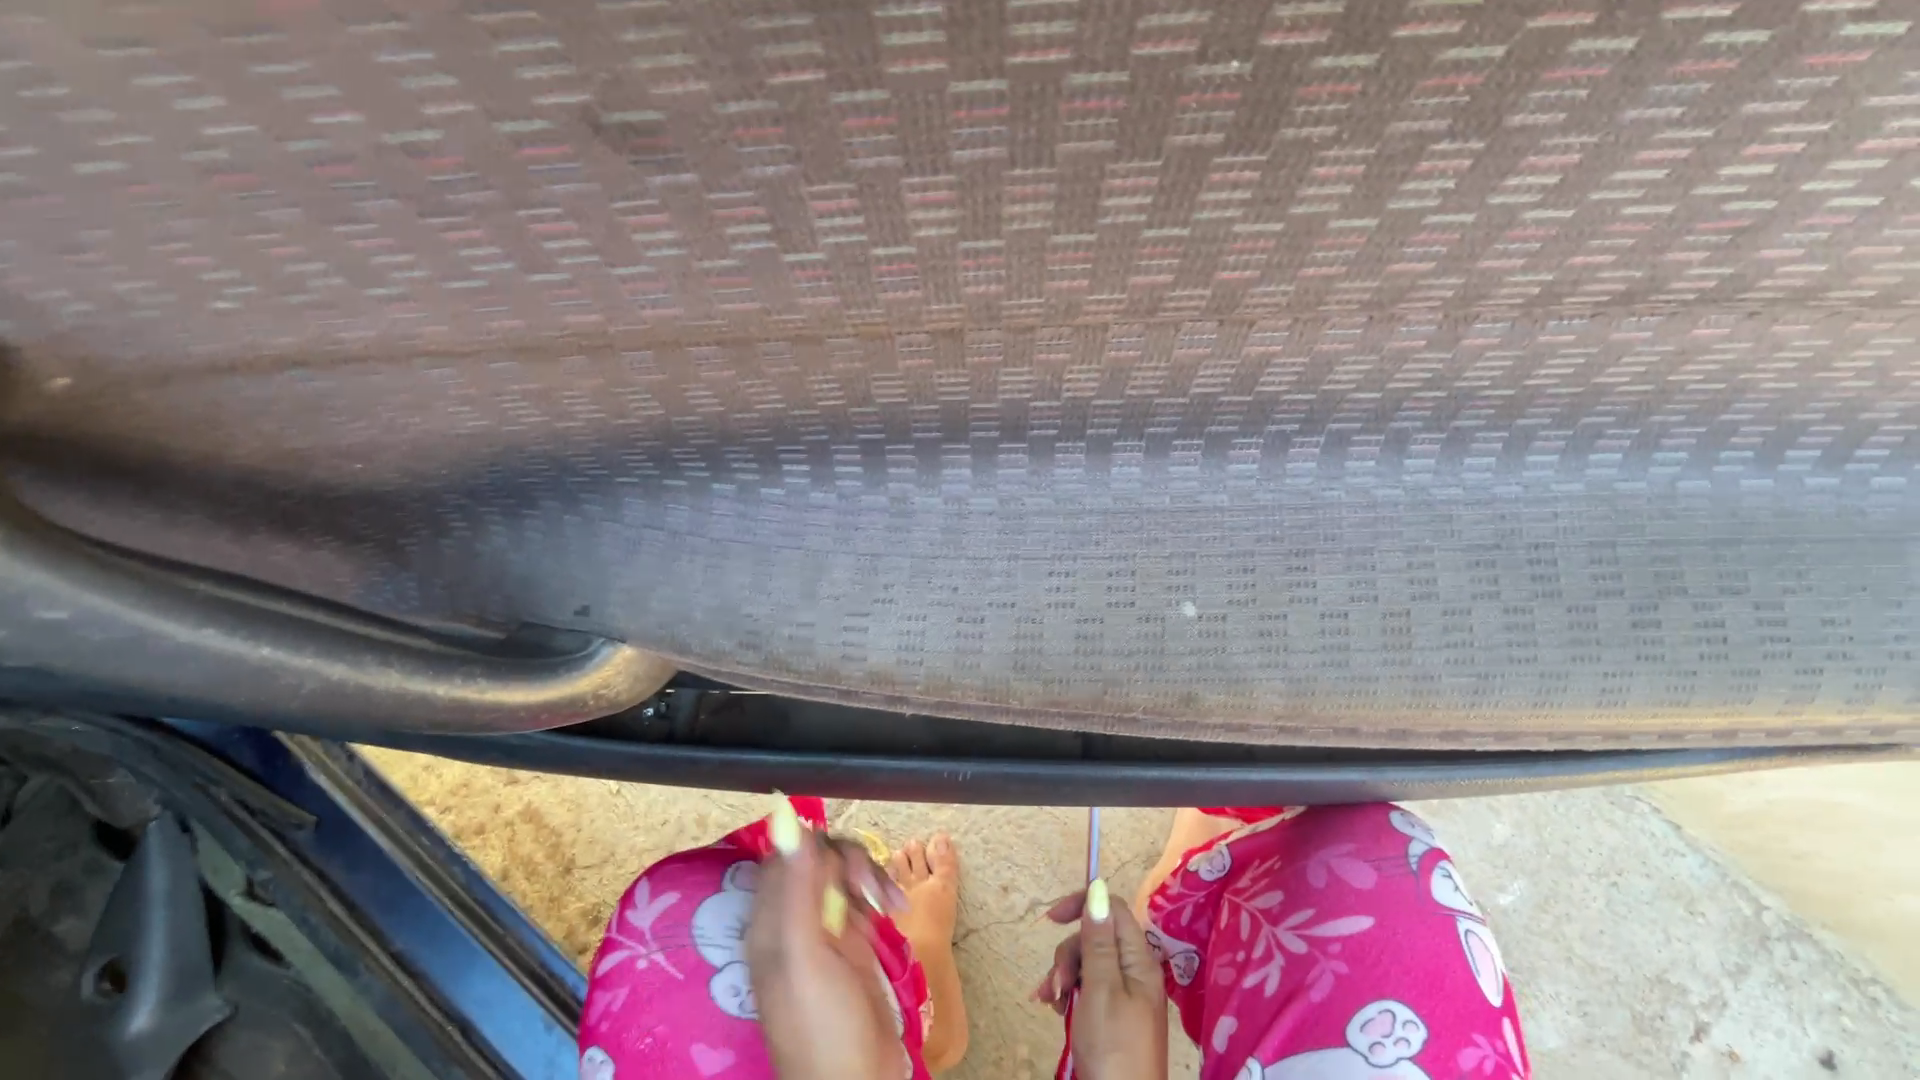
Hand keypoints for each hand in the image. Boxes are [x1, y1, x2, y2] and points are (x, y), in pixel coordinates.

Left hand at [748, 803, 909, 1079]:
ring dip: (870, 876)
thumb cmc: (824, 1029)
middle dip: (849, 861)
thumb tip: (791, 829)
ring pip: (843, 876)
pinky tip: (896, 909)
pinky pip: (863, 900)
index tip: (842, 861)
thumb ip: (797, 893)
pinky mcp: (853, 944)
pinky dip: (881, 895)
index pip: (785, 858)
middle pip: (818, 861)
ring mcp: (825, 932)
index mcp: (771, 924)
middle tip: (871, 888)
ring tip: (891, 901)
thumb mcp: (805, 959)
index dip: (814, 848)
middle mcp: (794, 922)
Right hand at [1034, 880, 1168, 1079]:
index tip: (1051, 919)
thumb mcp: (1100, 989)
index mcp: (1139, 961)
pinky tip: (1055, 1009)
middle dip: (1068, 954)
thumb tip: (1099, 887)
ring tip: (1052, 1002)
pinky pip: (1086, 988)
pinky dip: (1068, 993)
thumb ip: (1098, 940)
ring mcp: (1123, 995)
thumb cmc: (1112, 1048)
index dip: (1083, 905)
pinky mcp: (1110, 1016)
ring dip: (1064, 976)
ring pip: (1086, 963)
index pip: (1113, 910)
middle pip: (1095, 937)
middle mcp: (1134, 972)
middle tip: (1057, 983)